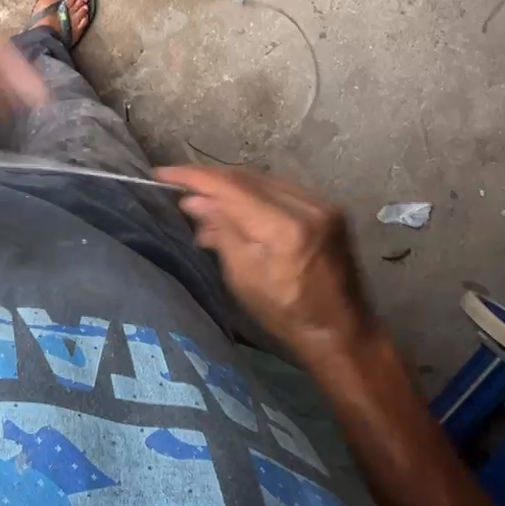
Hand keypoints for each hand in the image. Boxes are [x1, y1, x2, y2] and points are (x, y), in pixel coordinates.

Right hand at [154, 166, 375, 364]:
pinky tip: (235, 204)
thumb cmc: (286, 313)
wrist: (343, 331)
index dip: (193, 177)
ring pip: (262, 179)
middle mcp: (307, 206)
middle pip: (246, 177)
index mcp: (285, 227)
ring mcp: (322, 205)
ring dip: (229, 185)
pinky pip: (279, 188)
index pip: (231, 187)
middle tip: (177, 186)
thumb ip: (220, 230)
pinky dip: (252, 192)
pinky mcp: (328, 209)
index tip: (162, 174)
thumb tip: (193, 201)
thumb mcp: (242, 276)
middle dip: (209, 179)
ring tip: (202, 198)